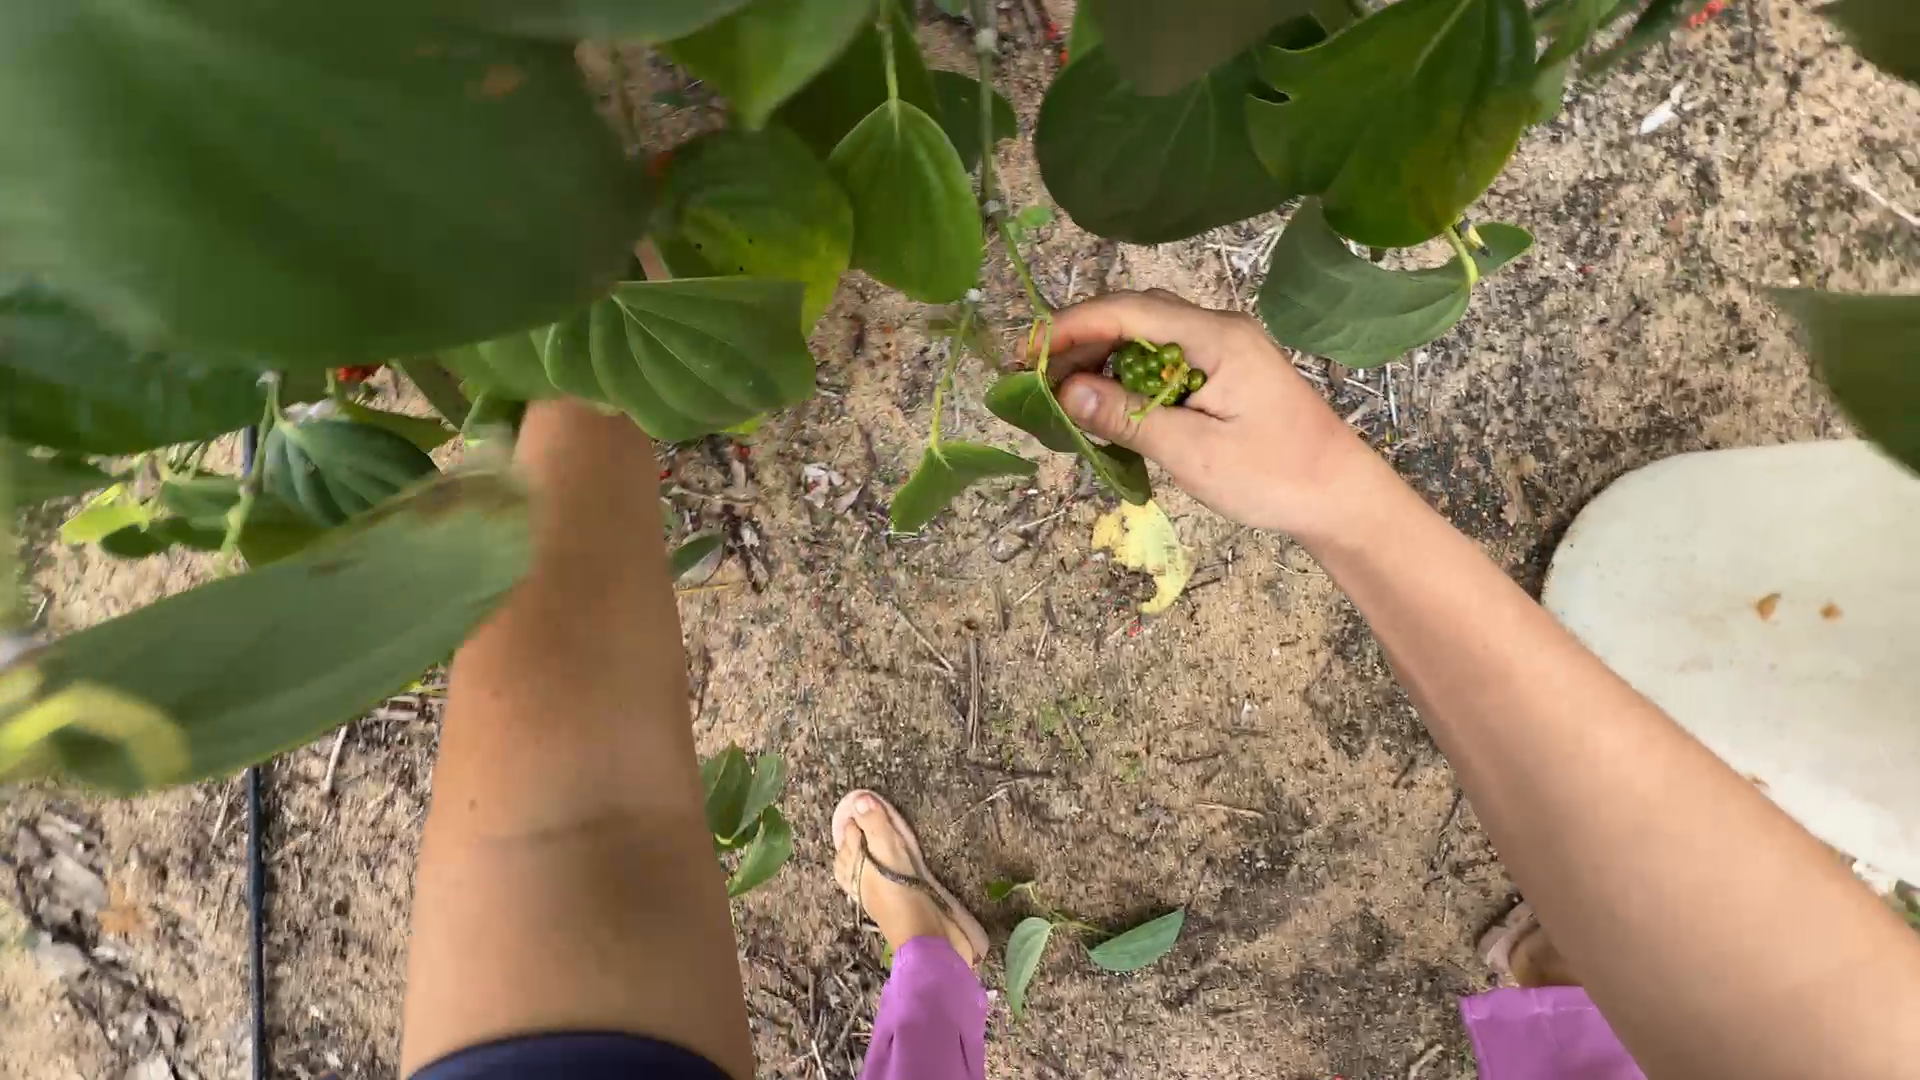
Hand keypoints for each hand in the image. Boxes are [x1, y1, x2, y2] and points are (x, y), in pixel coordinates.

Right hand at [1044, 290, 1377, 537]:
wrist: (1338, 496)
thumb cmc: (1272, 476)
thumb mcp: (1192, 452)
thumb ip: (1128, 417)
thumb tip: (1066, 390)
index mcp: (1216, 337)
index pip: (1129, 312)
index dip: (1071, 326)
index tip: (1027, 352)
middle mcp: (1217, 330)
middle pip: (1133, 316)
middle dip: (1078, 340)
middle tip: (1033, 376)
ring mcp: (1220, 350)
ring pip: (1144, 338)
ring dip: (1098, 359)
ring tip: (1058, 390)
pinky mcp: (1220, 374)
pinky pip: (1160, 362)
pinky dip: (1123, 377)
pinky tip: (1102, 401)